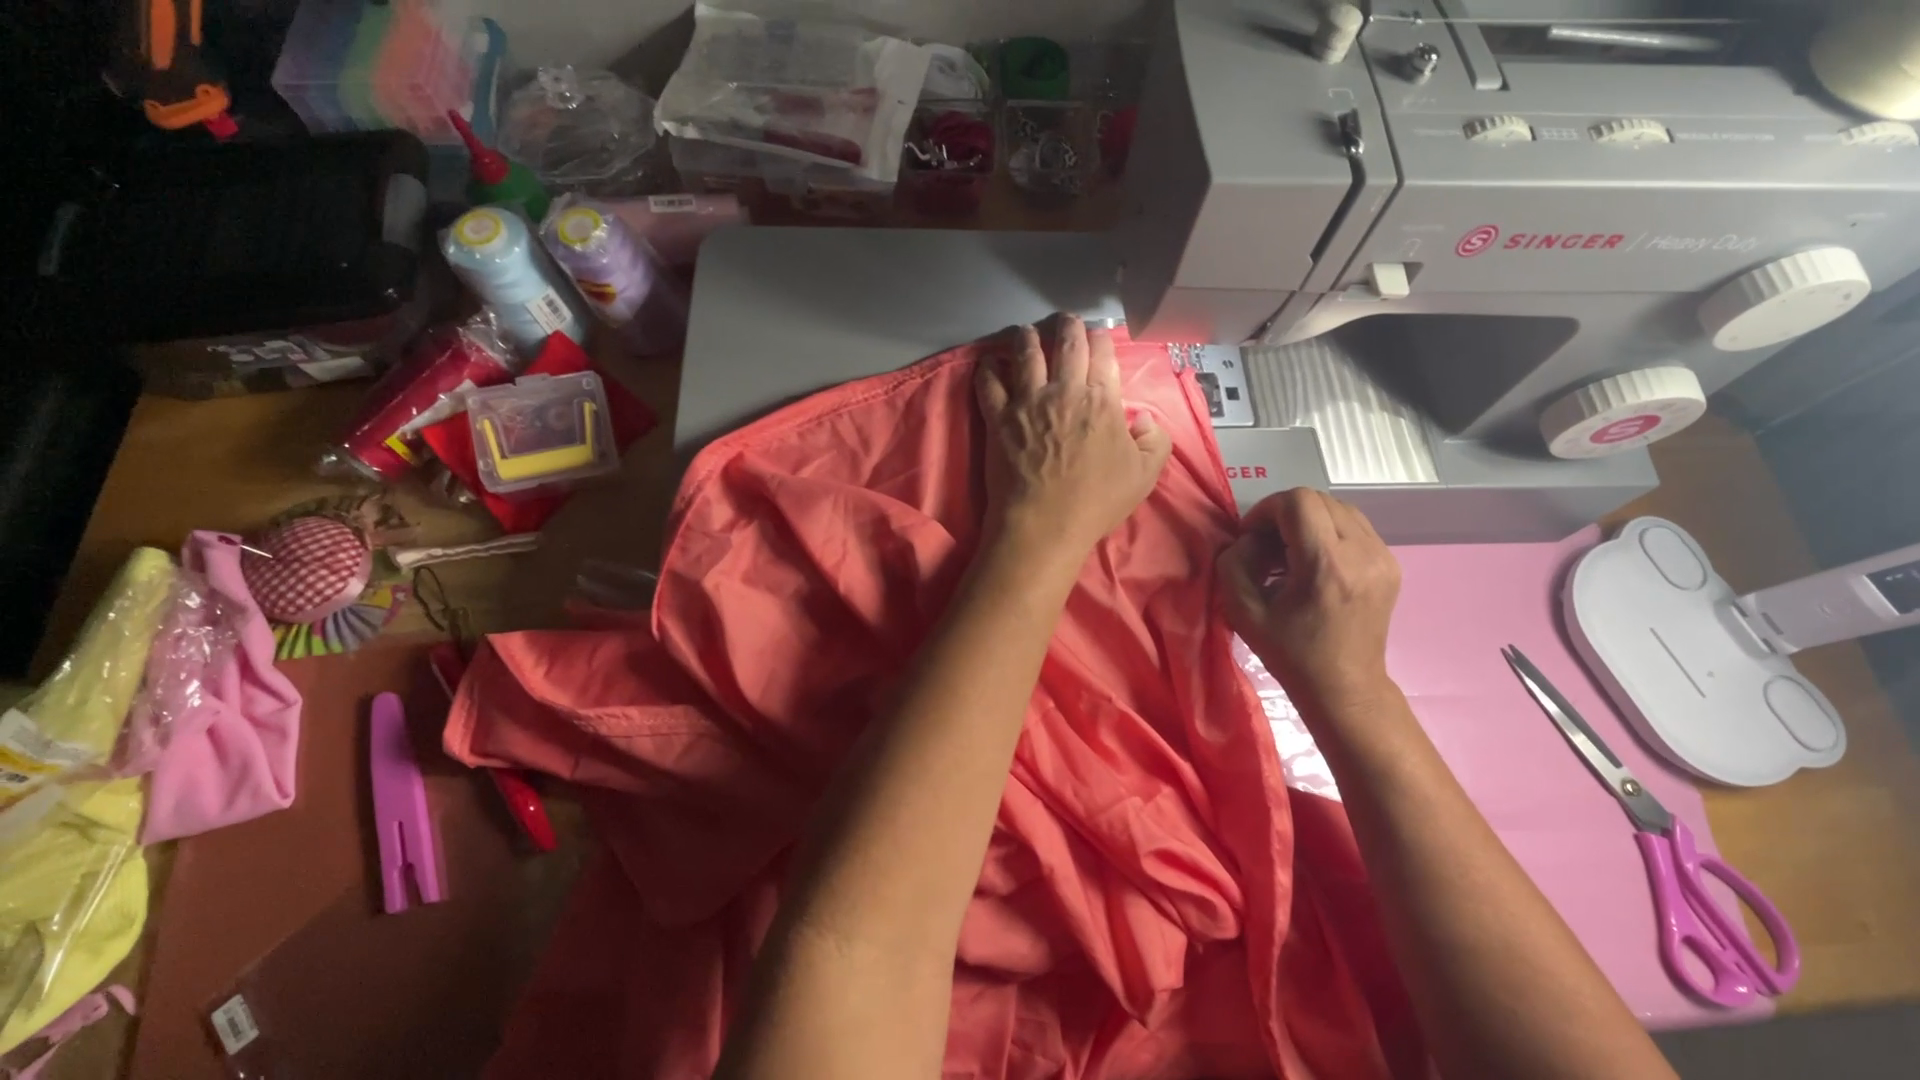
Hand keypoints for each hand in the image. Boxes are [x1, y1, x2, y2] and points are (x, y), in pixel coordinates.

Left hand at [975, 315, 1172, 564]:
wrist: (1045, 523)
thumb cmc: (1097, 502)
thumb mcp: (1145, 475)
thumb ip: (1154, 441)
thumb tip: (1144, 421)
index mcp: (1103, 401)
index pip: (1103, 356)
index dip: (1102, 340)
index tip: (1099, 334)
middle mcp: (1065, 391)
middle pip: (1067, 345)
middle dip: (1068, 326)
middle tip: (1066, 320)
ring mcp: (1028, 402)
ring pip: (1026, 355)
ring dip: (1027, 338)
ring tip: (1026, 331)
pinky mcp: (998, 418)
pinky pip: (989, 384)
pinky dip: (987, 368)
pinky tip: (988, 361)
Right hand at [1216, 488, 1400, 710]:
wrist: (1345, 686)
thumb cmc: (1291, 654)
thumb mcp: (1243, 612)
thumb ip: (1234, 564)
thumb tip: (1247, 540)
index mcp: (1326, 565)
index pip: (1297, 502)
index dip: (1266, 510)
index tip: (1251, 537)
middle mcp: (1362, 552)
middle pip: (1318, 499)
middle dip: (1284, 514)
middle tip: (1267, 546)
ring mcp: (1383, 557)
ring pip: (1339, 508)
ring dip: (1307, 521)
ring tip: (1290, 553)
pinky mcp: (1390, 564)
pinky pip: (1355, 527)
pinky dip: (1328, 533)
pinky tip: (1314, 563)